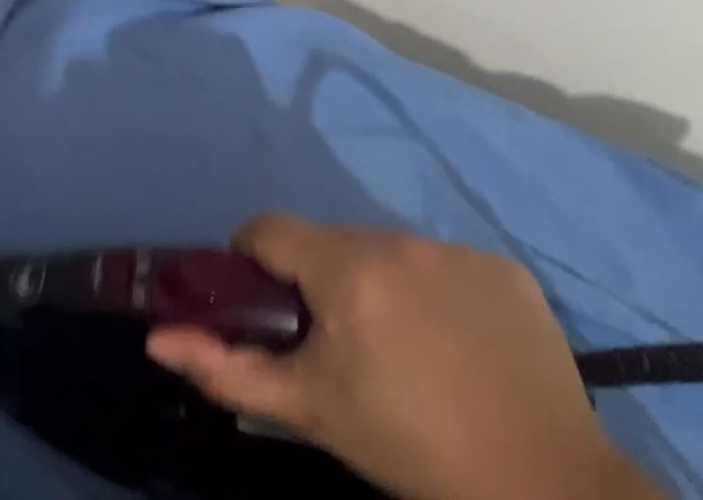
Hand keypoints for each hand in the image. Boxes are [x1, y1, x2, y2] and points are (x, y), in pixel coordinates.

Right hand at [147, 216, 662, 499]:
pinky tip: (450, 344)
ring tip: (395, 348)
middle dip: (314, 279)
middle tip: (330, 343)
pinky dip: (430, 291)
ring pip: (384, 250)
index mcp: (346, 268)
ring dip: (372, 283)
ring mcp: (459, 252)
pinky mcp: (507, 271)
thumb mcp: (307, 409)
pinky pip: (442, 265)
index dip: (251, 261)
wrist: (546, 487)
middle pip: (327, 241)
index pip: (268, 229)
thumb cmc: (407, 445)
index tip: (265, 308)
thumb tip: (155, 339)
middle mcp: (400, 241)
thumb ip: (224, 367)